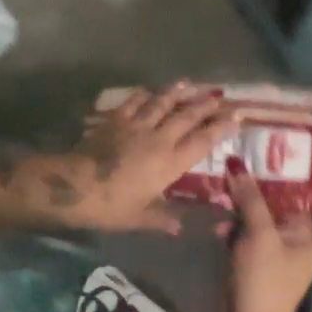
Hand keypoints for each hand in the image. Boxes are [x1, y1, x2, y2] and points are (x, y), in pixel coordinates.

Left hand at [11, 83, 234, 233]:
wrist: (75, 185)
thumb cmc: (111, 206)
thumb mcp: (140, 217)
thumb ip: (162, 219)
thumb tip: (179, 228)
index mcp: (170, 163)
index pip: (202, 141)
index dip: (220, 128)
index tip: (236, 117)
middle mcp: (158, 139)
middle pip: (187, 116)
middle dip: (205, 105)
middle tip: (219, 95)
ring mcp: (136, 126)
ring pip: (162, 103)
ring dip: (177, 92)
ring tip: (189, 84)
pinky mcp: (115, 120)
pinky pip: (134, 102)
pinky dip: (144, 94)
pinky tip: (149, 90)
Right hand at [227, 165, 311, 311]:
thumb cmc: (263, 279)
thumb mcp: (259, 234)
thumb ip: (250, 199)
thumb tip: (238, 165)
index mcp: (308, 236)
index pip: (291, 198)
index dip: (269, 180)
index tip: (246, 162)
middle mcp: (296, 245)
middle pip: (270, 209)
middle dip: (247, 199)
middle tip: (225, 186)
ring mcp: (276, 258)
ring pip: (254, 225)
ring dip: (236, 217)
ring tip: (218, 215)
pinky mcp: (257, 269)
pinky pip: (245, 241)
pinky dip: (233, 234)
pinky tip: (218, 232)